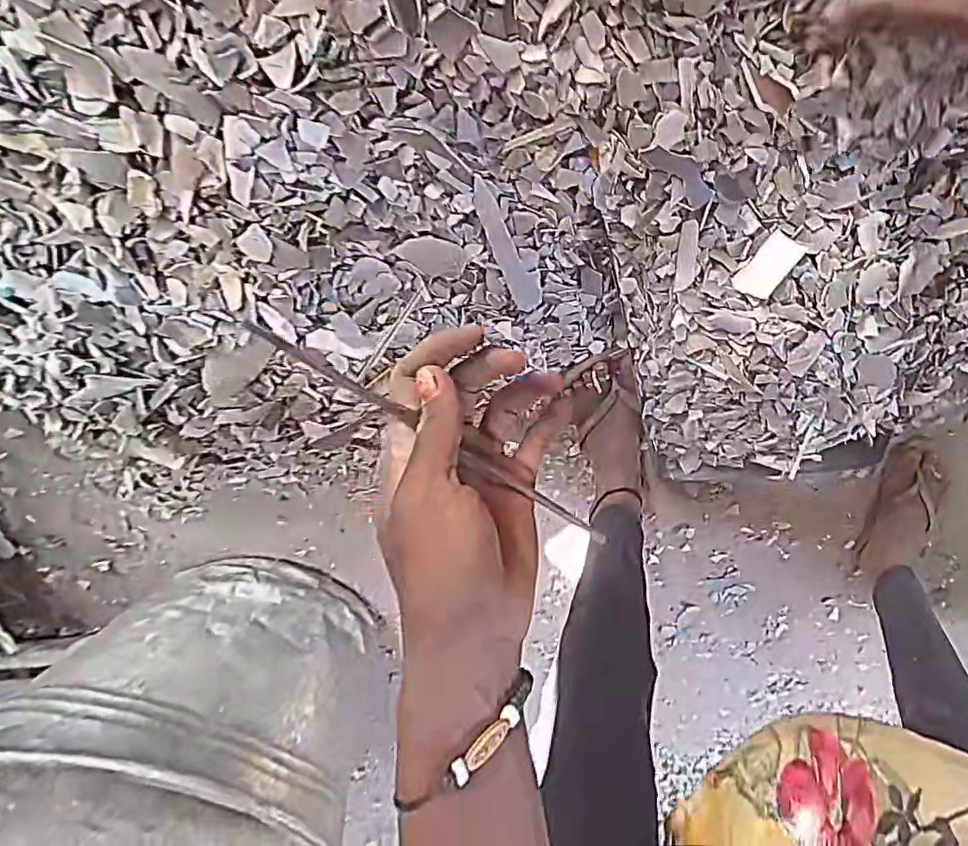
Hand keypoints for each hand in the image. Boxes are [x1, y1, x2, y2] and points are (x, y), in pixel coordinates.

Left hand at [377, 326, 571, 673]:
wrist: (476, 629)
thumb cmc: (436, 576)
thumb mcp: (427, 496)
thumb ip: (433, 434)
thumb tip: (432, 378)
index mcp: (408, 456)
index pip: (413, 388)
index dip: (437, 356)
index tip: (468, 338)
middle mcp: (443, 455)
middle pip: (460, 393)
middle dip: (485, 369)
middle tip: (511, 358)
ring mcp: (479, 467)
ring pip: (499, 411)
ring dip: (521, 391)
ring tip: (544, 380)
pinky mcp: (510, 482)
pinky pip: (529, 439)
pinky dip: (545, 420)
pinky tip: (560, 406)